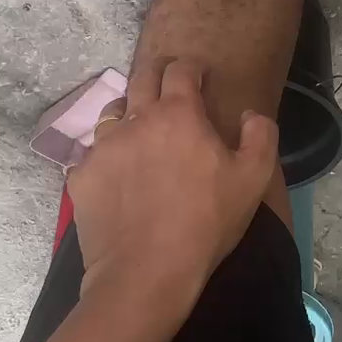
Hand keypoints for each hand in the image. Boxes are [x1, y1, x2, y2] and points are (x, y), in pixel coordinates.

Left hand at [68, 60, 278, 312]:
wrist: (145, 274)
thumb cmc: (206, 221)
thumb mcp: (254, 177)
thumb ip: (261, 134)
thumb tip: (249, 115)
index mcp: (178, 114)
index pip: (180, 70)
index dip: (192, 67)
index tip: (200, 76)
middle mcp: (136, 120)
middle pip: (141, 77)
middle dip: (157, 73)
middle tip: (169, 86)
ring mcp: (102, 148)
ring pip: (112, 111)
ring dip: (129, 111)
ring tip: (140, 128)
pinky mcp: (81, 178)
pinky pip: (92, 153)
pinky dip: (108, 154)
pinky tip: (118, 173)